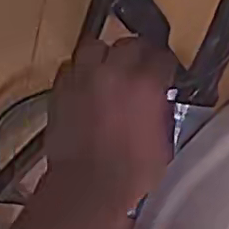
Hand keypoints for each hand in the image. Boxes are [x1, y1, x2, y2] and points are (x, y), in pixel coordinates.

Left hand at [42, 37, 177, 216]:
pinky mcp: (61, 88)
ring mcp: (84, 76)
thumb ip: (162, 114)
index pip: (162, 58)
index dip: (167, 66)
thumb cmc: (132, 173)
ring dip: (107, 55)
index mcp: (147, 85)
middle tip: (143, 69)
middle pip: (130, 43)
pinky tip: (88, 85)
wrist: (90, 185)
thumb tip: (160, 103)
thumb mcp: (163, 143)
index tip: (167, 74)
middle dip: (140, 54)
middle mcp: (115, 71)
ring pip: (96, 45)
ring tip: (111, 70)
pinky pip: (72, 66)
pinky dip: (82, 71)